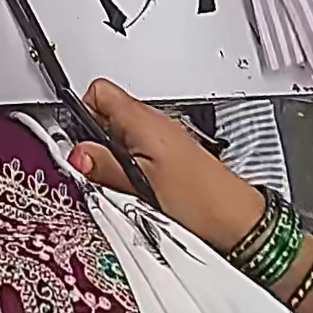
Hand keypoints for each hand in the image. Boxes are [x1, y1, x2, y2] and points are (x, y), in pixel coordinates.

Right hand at [69, 78, 266, 252]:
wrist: (236, 220)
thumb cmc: (201, 199)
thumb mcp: (142, 186)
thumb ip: (105, 167)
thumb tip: (75, 153)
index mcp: (142, 120)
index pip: (98, 92)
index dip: (80, 112)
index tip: (75, 142)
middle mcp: (152, 122)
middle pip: (105, 113)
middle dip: (94, 140)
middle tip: (98, 169)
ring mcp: (160, 138)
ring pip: (118, 134)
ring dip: (111, 156)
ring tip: (120, 184)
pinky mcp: (167, 156)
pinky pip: (135, 150)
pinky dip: (128, 167)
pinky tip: (135, 190)